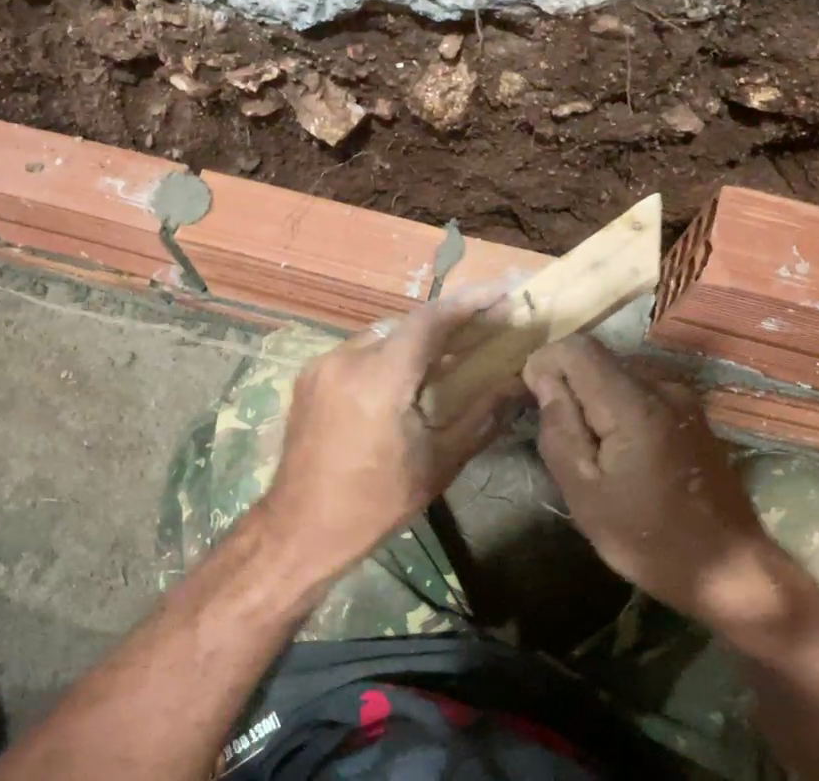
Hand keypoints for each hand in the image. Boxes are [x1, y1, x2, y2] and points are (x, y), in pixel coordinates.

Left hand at [262, 297, 511, 573]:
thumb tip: (518, 384)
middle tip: (487, 327)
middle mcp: (346, 358)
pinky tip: (408, 377)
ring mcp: (322, 364)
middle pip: (407, 325)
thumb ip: (482, 416)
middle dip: (449, 323)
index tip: (505, 292)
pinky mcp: (309, 376)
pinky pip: (359, 352)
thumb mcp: (439, 463)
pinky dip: (389, 356)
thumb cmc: (375, 503)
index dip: (470, 301)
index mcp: (379, 378)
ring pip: (382, 337)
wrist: (300, 528)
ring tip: (452, 354)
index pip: (431, 320)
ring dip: (417, 341)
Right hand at [523, 336, 770, 620]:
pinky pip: (641, 395)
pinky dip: (620, 413)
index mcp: (634, 403)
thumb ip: (559, 429)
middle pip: (599, 361)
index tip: (536, 404)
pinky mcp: (694, 416)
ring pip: (618, 378)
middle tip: (566, 445)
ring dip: (595, 404)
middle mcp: (663, 387)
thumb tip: (543, 379)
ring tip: (596, 458)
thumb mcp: (585, 493)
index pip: (577, 347)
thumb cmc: (649, 539)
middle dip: (570, 390)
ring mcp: (684, 399)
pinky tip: (625, 459)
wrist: (731, 570)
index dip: (546, 364)